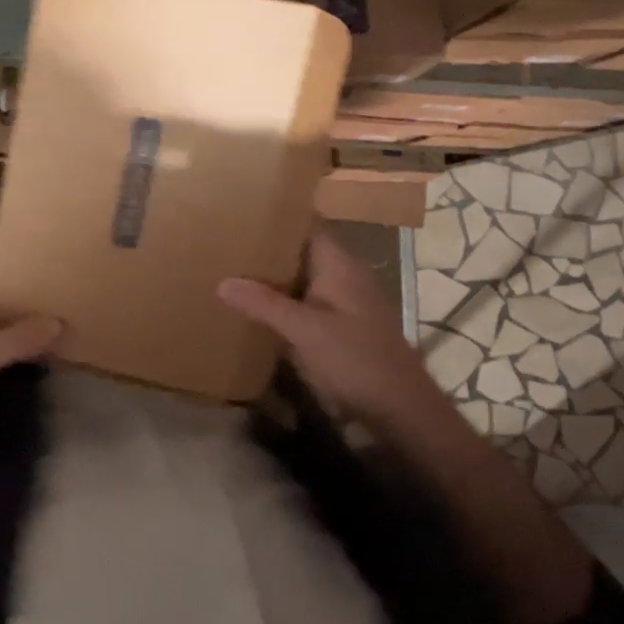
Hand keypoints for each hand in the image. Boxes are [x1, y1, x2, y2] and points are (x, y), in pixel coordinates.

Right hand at [217, 231, 439, 420]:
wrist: (400, 411)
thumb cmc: (356, 360)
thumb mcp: (304, 331)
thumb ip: (264, 304)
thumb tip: (223, 281)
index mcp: (339, 265)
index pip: (307, 225)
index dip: (277, 217)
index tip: (241, 212)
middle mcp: (343, 277)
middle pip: (301, 252)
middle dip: (268, 249)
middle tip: (225, 242)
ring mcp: (344, 303)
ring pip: (302, 280)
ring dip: (273, 279)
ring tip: (230, 271)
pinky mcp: (341, 328)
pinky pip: (306, 304)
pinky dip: (283, 304)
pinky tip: (256, 310)